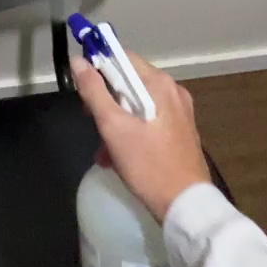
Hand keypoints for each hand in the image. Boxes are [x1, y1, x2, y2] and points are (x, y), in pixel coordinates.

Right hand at [72, 50, 213, 220]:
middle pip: (129, 83)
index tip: (83, 88)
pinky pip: (148, 122)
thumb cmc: (149, 165)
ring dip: (115, 122)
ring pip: (136, 105)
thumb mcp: (114, 128)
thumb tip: (79, 61)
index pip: (123, 58)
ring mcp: (179, 114)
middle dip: (106, 101)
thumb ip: (94, 92)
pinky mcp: (180, 133)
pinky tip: (118, 157)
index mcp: (159, 84)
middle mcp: (173, 92)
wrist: (187, 208)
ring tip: (103, 150)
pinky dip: (131, 133)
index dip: (99, 68)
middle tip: (90, 122)